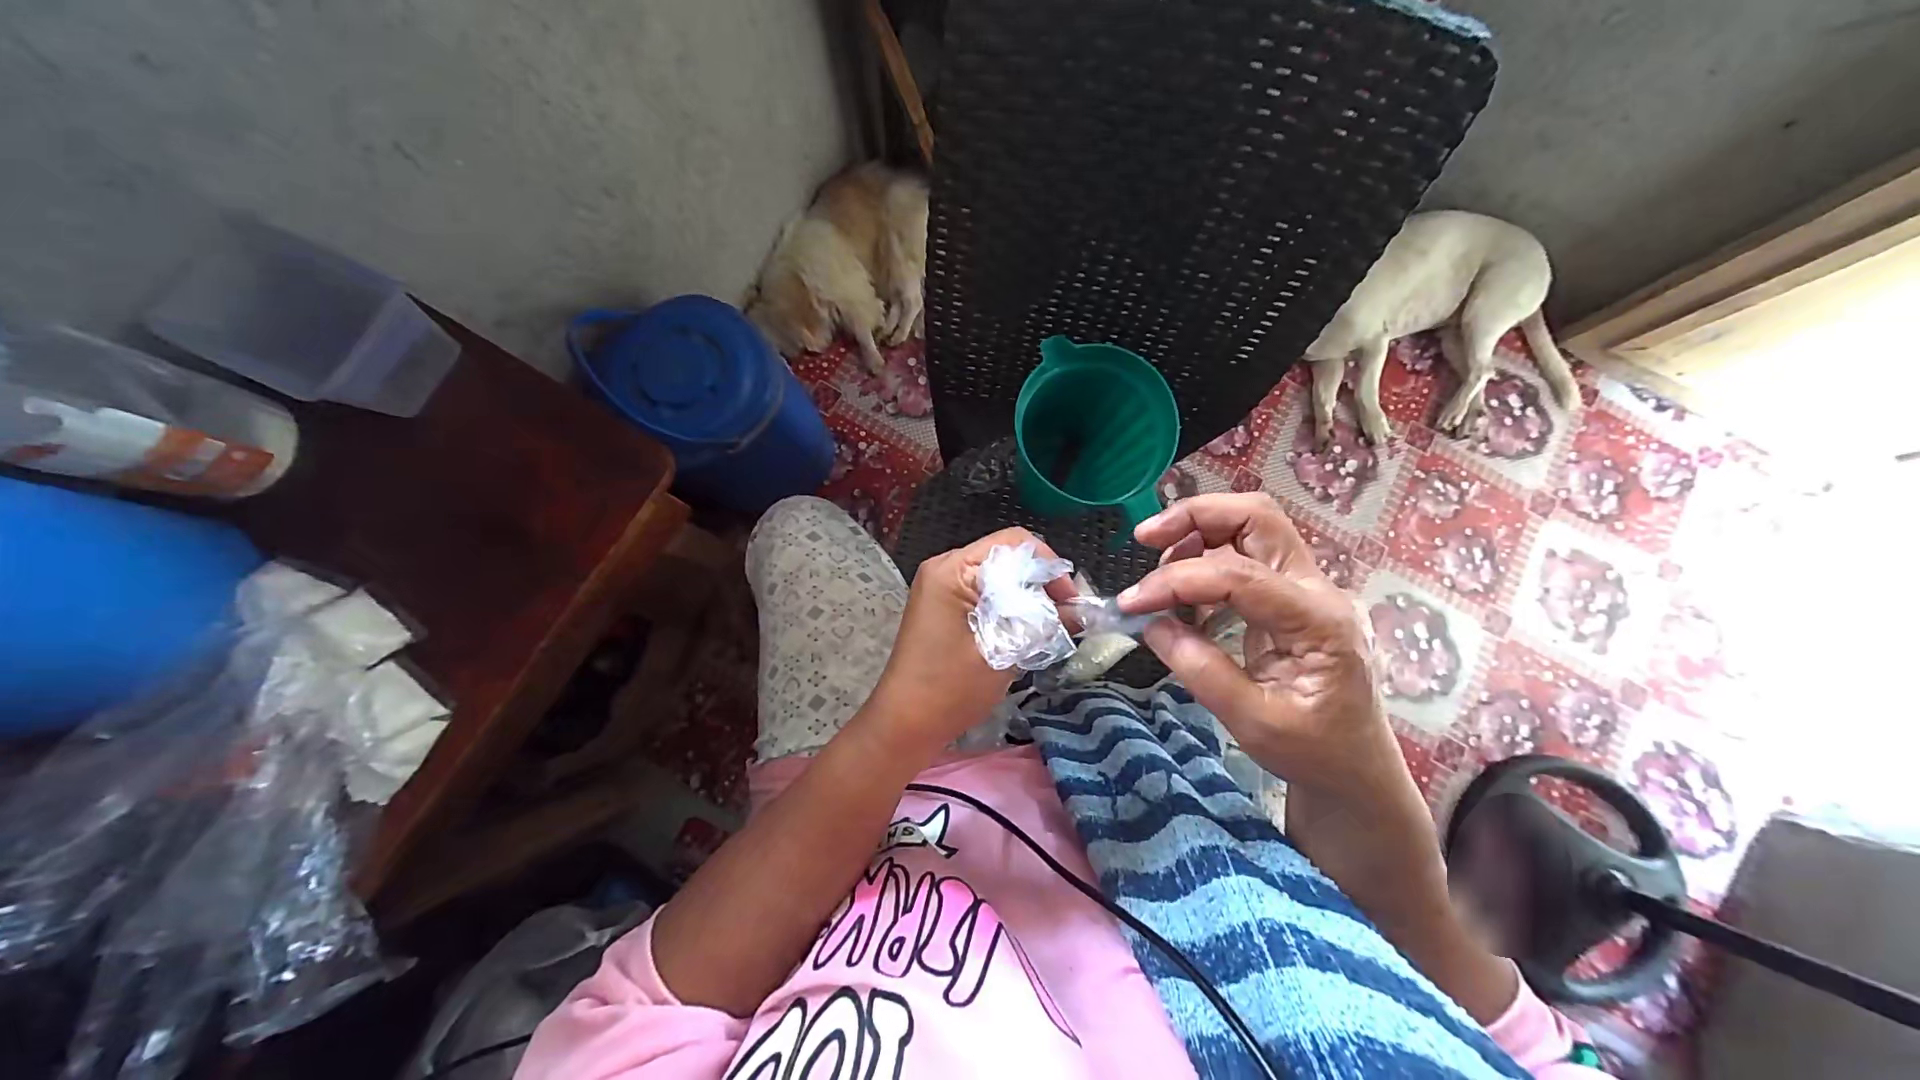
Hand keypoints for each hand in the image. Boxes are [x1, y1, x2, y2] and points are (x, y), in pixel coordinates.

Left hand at [863, 527, 1074, 758]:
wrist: (904, 724)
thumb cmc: (949, 689)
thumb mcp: (1005, 653)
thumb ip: (1044, 624)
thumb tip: (1082, 611)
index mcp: (952, 570)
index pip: (1014, 544)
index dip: (1050, 567)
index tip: (1071, 601)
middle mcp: (944, 569)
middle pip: (1007, 559)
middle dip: (1041, 584)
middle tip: (1068, 616)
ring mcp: (940, 588)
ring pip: (998, 578)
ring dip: (1026, 599)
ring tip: (1051, 627)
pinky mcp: (942, 607)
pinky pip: (984, 594)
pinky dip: (1007, 608)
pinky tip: (1024, 632)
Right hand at [1116, 495, 1439, 907]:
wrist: (1357, 774)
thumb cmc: (1314, 753)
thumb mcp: (1252, 723)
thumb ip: (1200, 670)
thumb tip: (1151, 624)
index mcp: (1317, 622)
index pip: (1238, 576)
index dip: (1176, 581)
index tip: (1131, 603)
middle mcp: (1317, 591)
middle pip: (1257, 518)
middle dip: (1195, 517)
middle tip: (1145, 537)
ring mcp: (1307, 591)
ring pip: (1251, 529)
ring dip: (1198, 536)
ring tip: (1159, 577)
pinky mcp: (1291, 600)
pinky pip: (1245, 560)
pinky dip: (1205, 565)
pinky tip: (1183, 600)